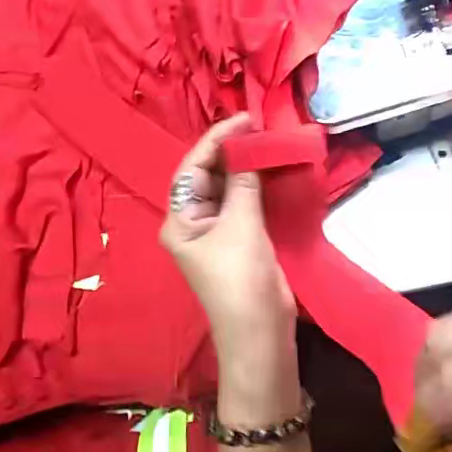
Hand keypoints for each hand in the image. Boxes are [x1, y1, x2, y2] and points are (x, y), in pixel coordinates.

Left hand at [161, 115, 295, 395]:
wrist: (261, 332)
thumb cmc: (241, 279)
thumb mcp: (241, 226)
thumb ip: (243, 185)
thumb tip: (247, 152)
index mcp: (179, 220)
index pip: (191, 169)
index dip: (215, 141)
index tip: (243, 119)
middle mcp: (192, 222)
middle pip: (208, 175)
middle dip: (231, 151)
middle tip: (259, 126)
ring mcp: (216, 231)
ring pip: (228, 187)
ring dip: (245, 166)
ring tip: (267, 140)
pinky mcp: (239, 239)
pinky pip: (244, 202)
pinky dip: (256, 185)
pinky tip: (272, 167)